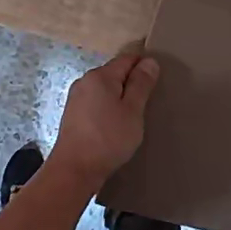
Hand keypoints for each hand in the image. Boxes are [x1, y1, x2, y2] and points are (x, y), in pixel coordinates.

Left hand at [46, 53, 160, 186]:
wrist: (74, 169)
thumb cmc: (108, 139)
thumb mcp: (132, 111)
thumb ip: (141, 84)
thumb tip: (149, 61)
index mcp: (100, 76)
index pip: (127, 59)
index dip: (144, 65)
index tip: (158, 82)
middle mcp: (85, 81)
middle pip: (114, 73)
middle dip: (131, 82)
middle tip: (148, 102)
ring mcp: (76, 98)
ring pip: (104, 89)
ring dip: (119, 97)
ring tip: (133, 116)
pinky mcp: (72, 114)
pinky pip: (95, 103)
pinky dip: (107, 108)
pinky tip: (114, 125)